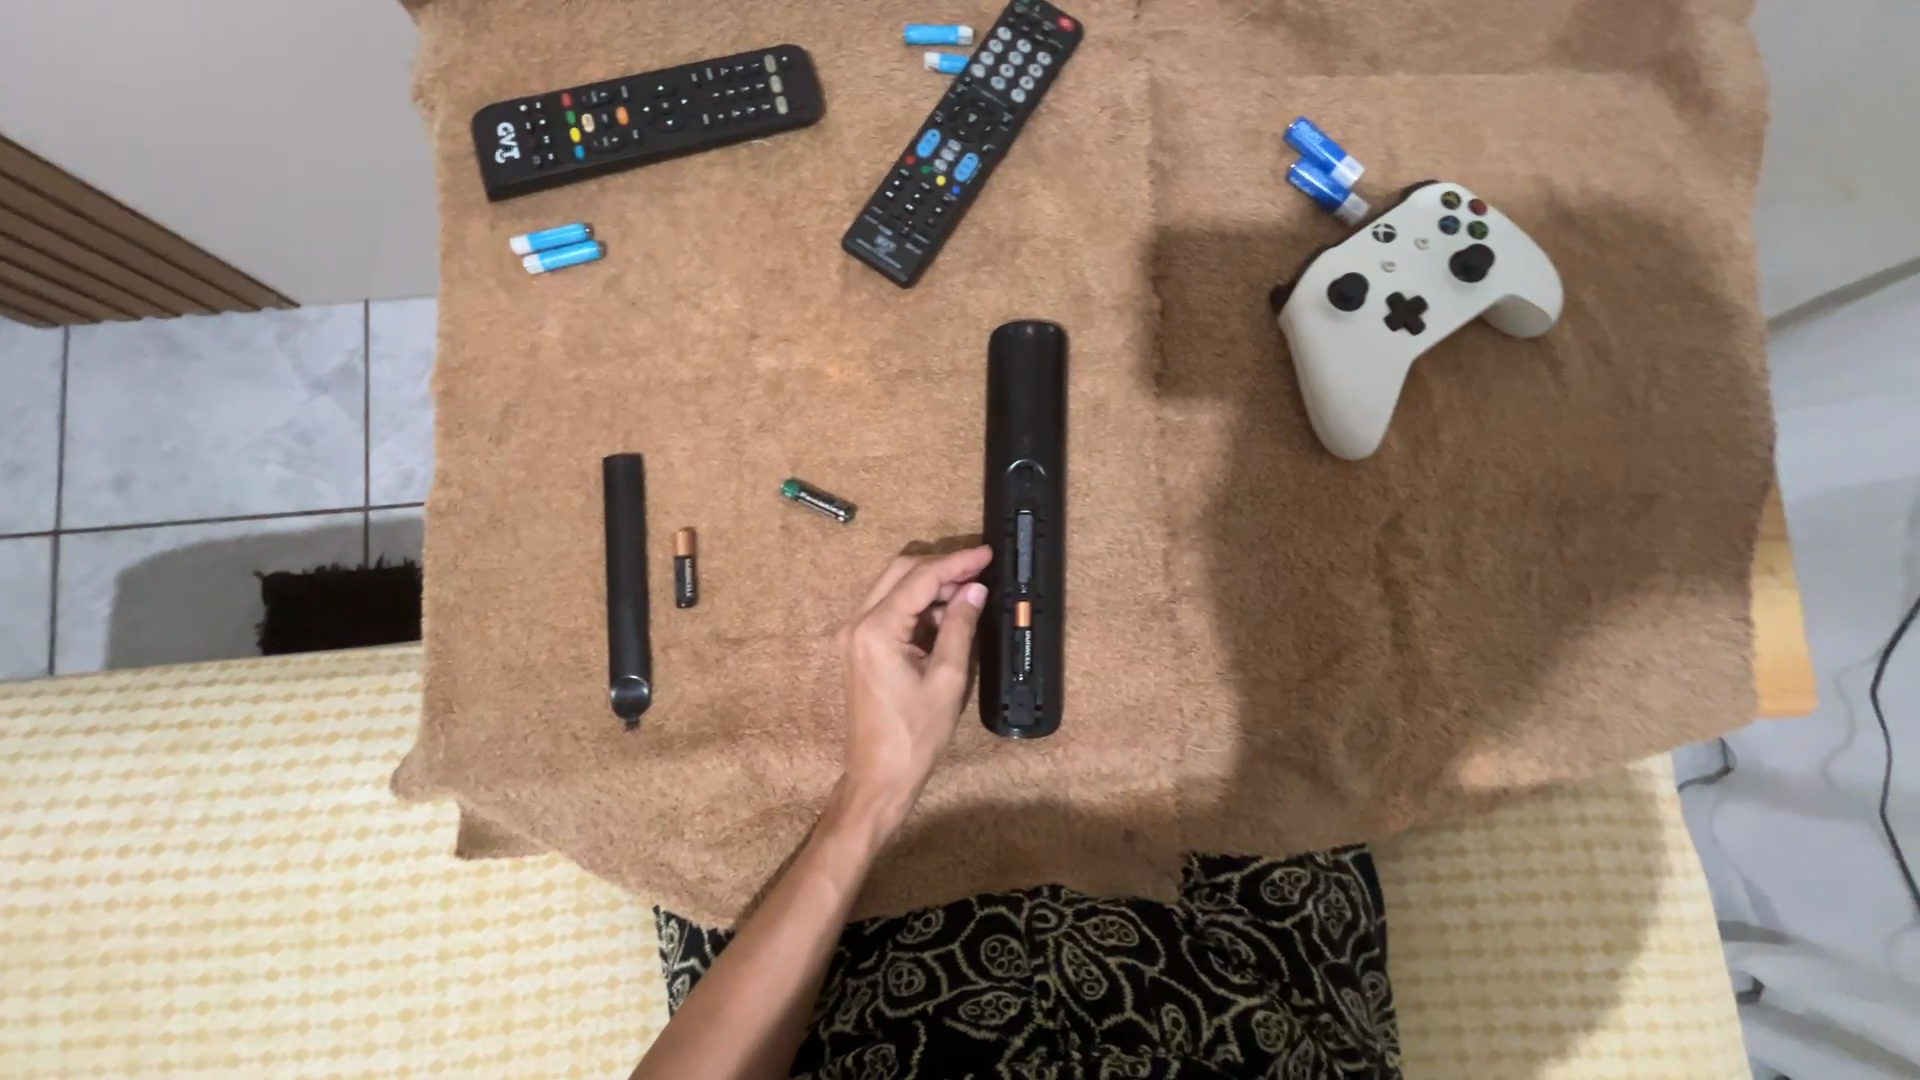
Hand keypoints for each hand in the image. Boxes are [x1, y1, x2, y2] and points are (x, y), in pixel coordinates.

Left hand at [832, 546, 992, 839]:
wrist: (879, 777)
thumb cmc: (915, 736)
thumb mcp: (948, 679)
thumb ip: (960, 627)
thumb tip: (976, 589)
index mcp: (876, 630)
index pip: (919, 578)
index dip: (957, 562)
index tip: (987, 553)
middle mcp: (857, 624)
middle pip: (900, 572)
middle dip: (941, 567)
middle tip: (980, 569)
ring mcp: (853, 635)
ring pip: (893, 588)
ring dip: (929, 585)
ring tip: (970, 591)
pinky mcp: (858, 648)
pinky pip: (889, 610)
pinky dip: (917, 605)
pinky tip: (947, 613)